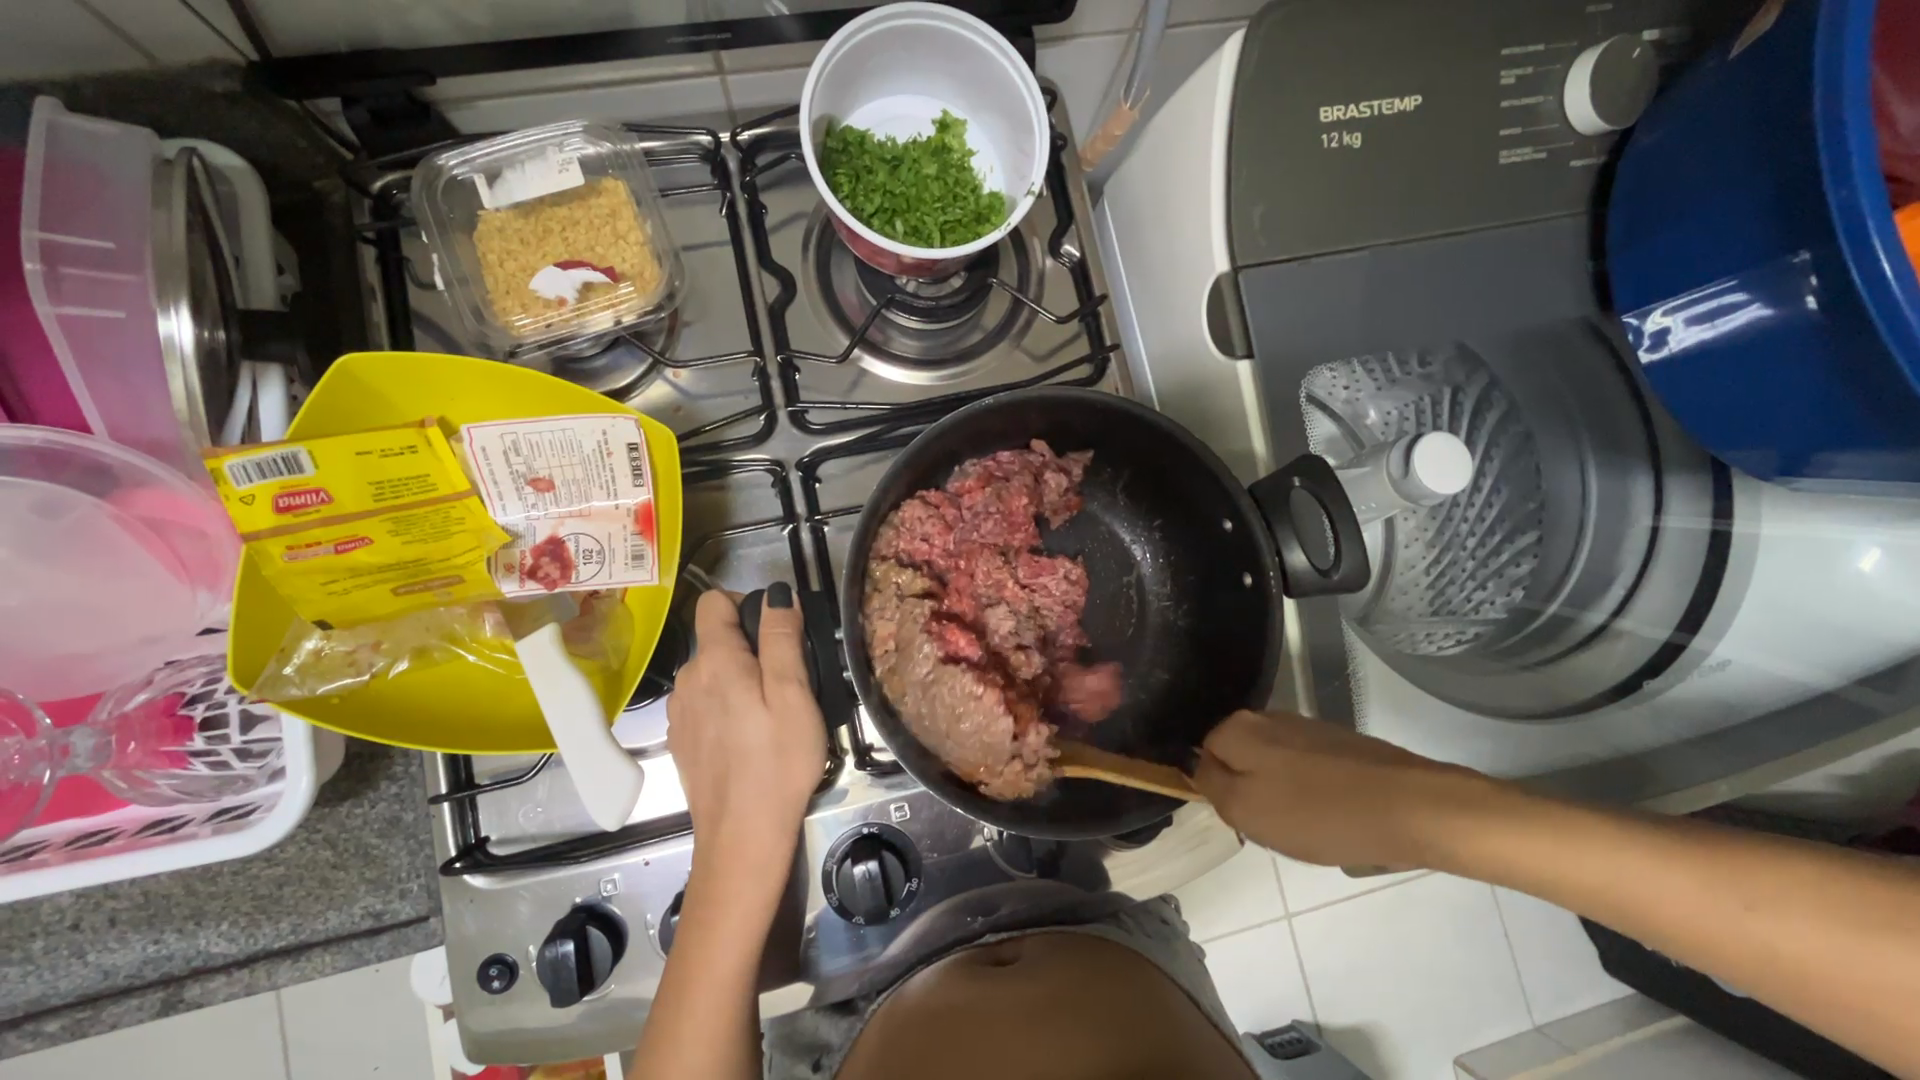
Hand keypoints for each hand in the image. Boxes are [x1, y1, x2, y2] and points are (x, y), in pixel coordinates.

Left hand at [667, 584, 825, 872]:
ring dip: (737, 679)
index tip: (775, 630)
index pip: (712, 602)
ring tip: (771, 714)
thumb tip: (776, 593)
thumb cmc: (778, 761)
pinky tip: (748, 739)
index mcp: (714, 660)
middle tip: (788, 682)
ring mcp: (679, 713)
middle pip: (714, 640)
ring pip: (709, 674)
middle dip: (749, 648)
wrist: (742, 836)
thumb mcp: (794, 693)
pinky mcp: (681, 741)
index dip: (743, 603)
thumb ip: (782, 637)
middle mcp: (686, 679)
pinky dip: (725, 707)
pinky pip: (704, 704)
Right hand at [1193, 709, 1500, 869]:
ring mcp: (1310, 729)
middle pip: (1241, 759)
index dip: (1219, 791)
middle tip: (1275, 829)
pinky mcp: (1344, 745)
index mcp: (1239, 727)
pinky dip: (1317, 797)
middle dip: (1252, 793)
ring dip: (1286, 797)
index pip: (1203, 756)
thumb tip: (1195, 763)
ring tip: (1311, 830)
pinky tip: (1337, 820)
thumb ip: (1210, 783)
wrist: (1412, 809)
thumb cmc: (1318, 815)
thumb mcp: (1245, 810)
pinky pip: (1311, 773)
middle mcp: (1270, 717)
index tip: (1245, 819)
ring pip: (1276, 767)